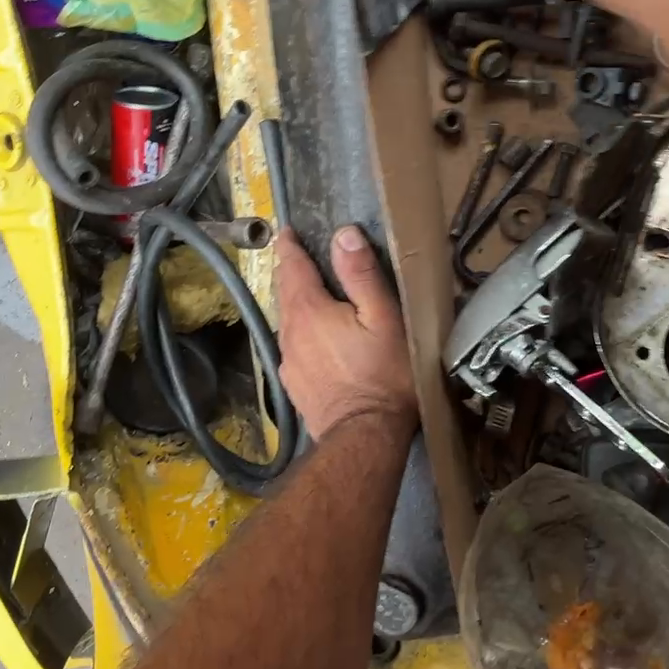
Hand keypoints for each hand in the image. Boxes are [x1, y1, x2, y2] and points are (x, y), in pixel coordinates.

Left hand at [274, 227, 417, 440]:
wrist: (365, 436)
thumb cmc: (382, 374)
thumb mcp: (383, 317)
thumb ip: (361, 274)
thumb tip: (343, 235)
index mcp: (309, 309)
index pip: (292, 266)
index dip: (289, 246)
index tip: (286, 231)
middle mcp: (290, 331)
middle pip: (284, 291)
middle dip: (289, 271)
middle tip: (296, 256)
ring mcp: (289, 361)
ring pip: (286, 320)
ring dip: (293, 302)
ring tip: (306, 293)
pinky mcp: (295, 384)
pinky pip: (292, 346)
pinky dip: (299, 332)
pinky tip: (311, 338)